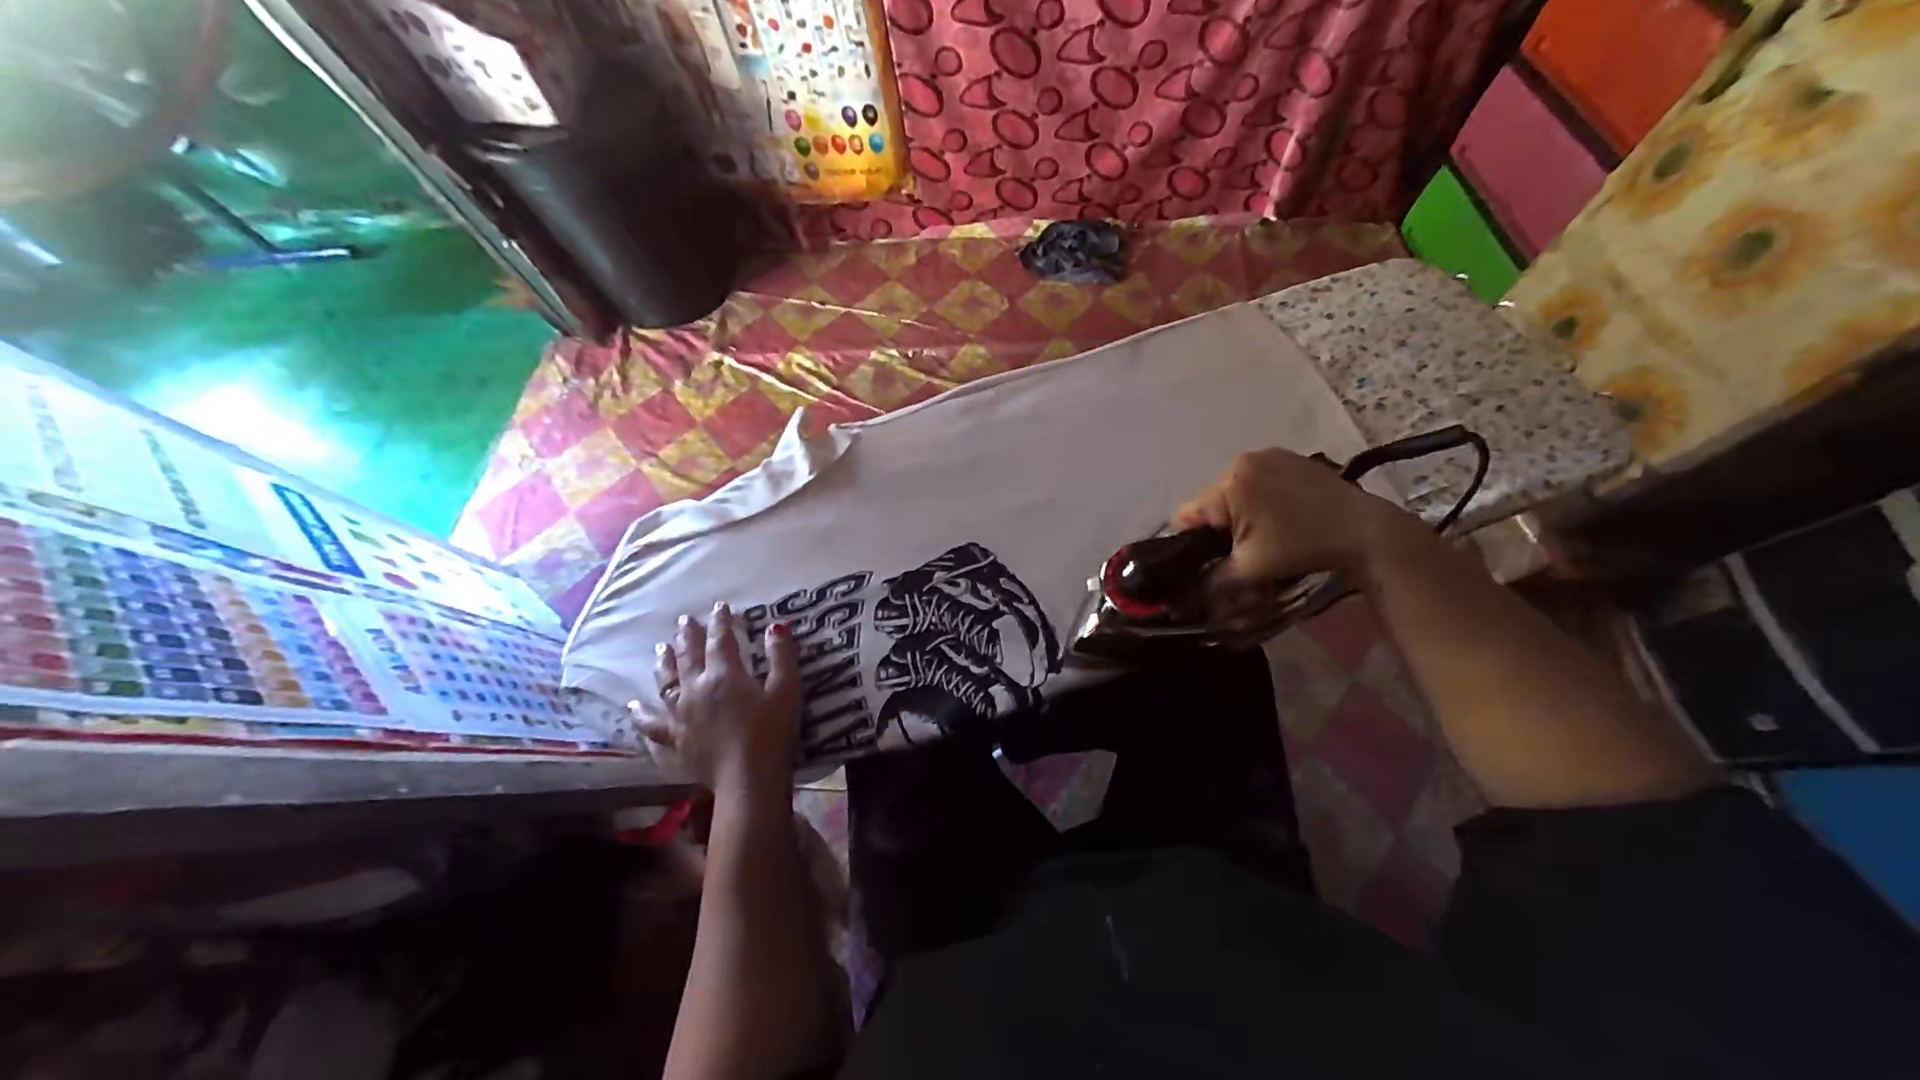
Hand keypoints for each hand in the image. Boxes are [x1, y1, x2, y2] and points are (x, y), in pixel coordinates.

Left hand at [644, 604, 801, 797]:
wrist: (748, 778)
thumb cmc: (772, 732)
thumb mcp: (787, 689)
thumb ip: (781, 656)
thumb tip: (776, 626)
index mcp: (725, 675)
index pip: (721, 640)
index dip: (721, 621)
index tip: (720, 606)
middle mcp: (696, 689)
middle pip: (688, 656)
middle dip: (688, 636)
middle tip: (684, 621)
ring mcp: (680, 716)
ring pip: (666, 684)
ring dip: (664, 664)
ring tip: (660, 650)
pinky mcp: (674, 741)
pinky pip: (653, 726)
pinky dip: (641, 716)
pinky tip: (633, 708)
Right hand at [1172, 448, 1424, 590]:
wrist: (1364, 531)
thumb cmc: (1302, 546)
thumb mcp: (1250, 569)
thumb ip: (1212, 581)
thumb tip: (1188, 598)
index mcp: (1229, 482)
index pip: (1187, 515)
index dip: (1193, 542)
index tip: (1215, 557)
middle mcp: (1242, 460)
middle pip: (1211, 501)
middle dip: (1221, 526)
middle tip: (1244, 548)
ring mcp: (1268, 455)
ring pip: (1234, 491)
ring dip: (1241, 512)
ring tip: (1266, 532)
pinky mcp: (1290, 457)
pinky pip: (1257, 480)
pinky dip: (1261, 498)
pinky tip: (1282, 515)